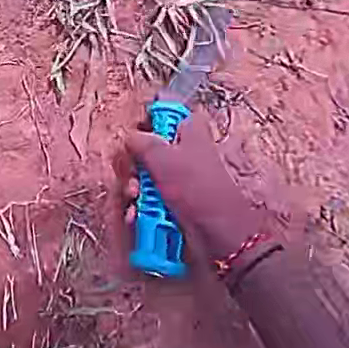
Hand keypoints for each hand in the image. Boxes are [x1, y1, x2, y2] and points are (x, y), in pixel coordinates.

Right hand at [124, 116, 266, 261]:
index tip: (136, 134)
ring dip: (135, 188)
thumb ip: (140, 140)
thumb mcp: (161, 156)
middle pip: (148, 147)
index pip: (168, 113)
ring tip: (136, 198)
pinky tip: (137, 215)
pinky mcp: (175, 202)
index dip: (149, 121)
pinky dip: (141, 206)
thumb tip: (130, 138)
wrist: (218, 235)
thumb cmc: (195, 188)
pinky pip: (150, 198)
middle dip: (134, 163)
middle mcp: (185, 152)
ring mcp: (180, 179)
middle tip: (134, 174)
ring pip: (146, 175)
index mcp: (190, 132)